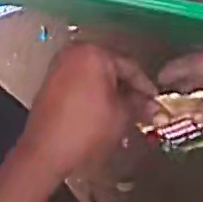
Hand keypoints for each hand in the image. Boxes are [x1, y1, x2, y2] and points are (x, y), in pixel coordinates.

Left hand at [15, 43, 158, 180]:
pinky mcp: (51, 79)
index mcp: (94, 53)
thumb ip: (138, 104)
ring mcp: (60, 64)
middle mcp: (75, 51)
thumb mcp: (120, 115)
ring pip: (94, 73)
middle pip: (110, 66)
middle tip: (143, 106)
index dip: (145, 86)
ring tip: (125, 110)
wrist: (45, 150)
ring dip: (110, 89)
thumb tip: (154, 105)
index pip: (129, 66)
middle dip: (127, 86)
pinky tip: (103, 108)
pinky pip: (79, 79)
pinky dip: (93, 90)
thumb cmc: (87, 128)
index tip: (157, 101)